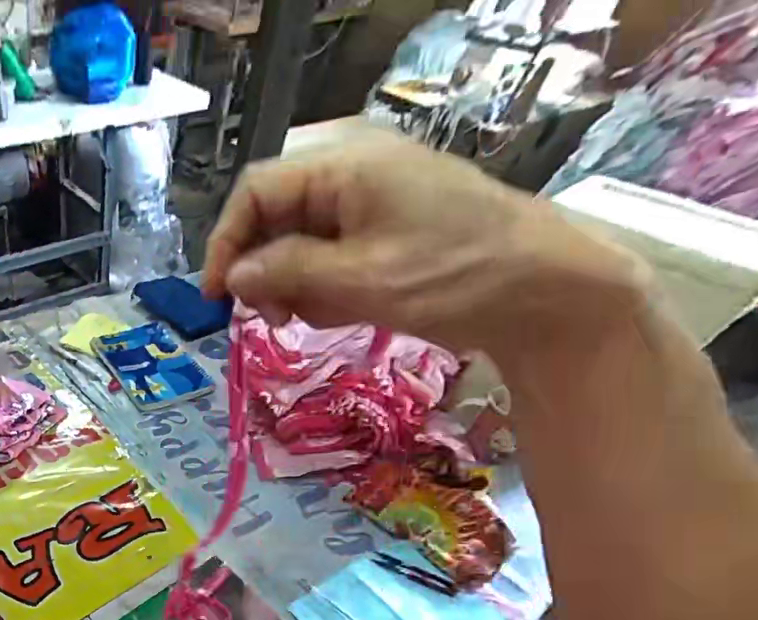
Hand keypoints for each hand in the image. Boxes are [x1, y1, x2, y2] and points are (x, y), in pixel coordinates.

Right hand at [201, 121, 649, 369]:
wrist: (541, 291)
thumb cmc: (452, 276)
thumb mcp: (359, 279)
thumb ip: (286, 272)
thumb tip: (230, 276)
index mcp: (344, 164)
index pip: (255, 191)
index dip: (226, 242)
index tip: (217, 296)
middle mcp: (351, 171)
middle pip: (273, 217)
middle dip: (264, 269)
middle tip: (273, 317)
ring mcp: (368, 200)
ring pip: (296, 242)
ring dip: (293, 284)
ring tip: (317, 315)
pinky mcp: (381, 229)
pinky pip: (327, 255)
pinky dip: (322, 286)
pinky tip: (344, 308)